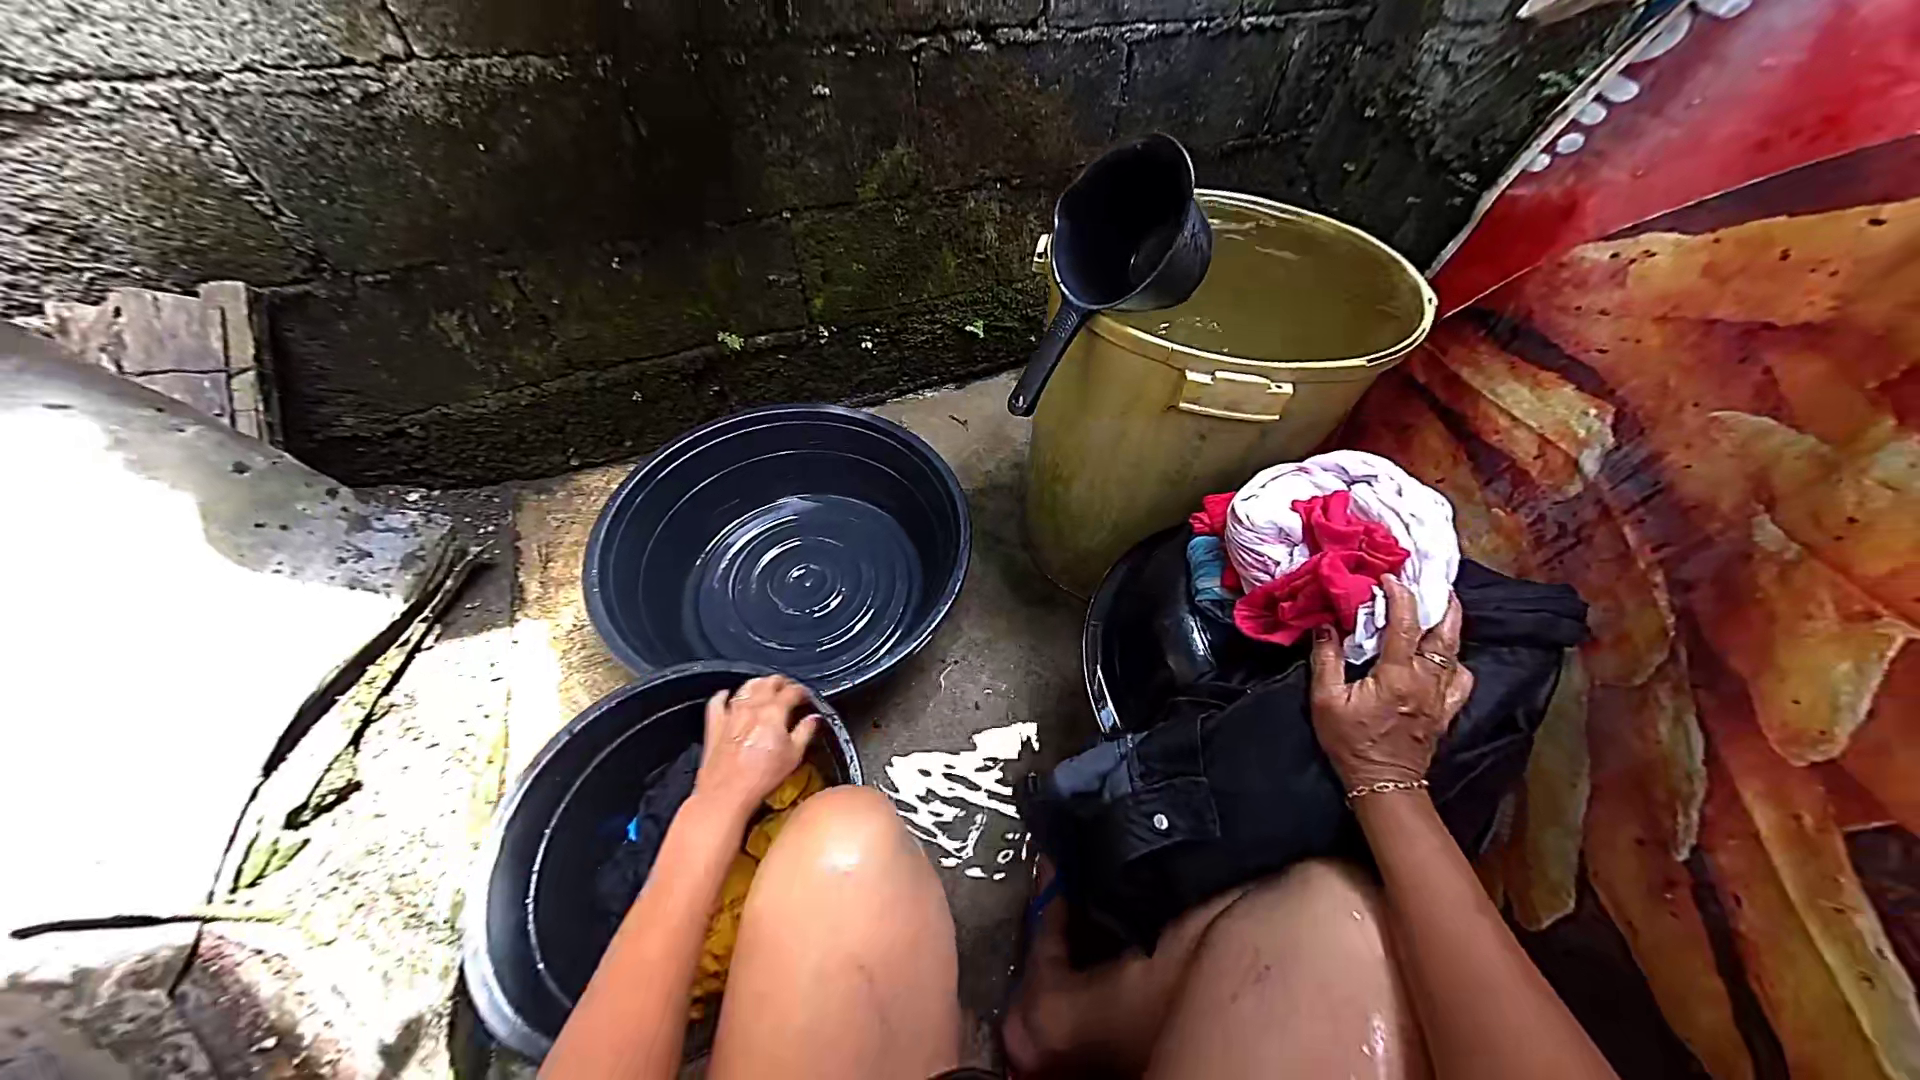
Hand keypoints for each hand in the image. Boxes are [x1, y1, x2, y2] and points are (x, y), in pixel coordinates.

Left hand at [694, 675, 819, 819]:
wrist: (726, 793)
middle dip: (781, 682)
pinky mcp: (715, 725)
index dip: (801, 691)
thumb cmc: (760, 777)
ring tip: (765, 685)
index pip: (792, 691)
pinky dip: (723, 695)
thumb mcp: (793, 756)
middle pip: (768, 683)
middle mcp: (751, 708)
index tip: (806, 695)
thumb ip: (805, 732)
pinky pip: (717, 702)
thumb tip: (813, 720)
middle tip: (788, 687)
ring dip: (758, 683)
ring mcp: (731, 714)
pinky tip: (727, 695)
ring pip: (745, 687)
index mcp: (773, 712)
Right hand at [1309, 576, 1472, 790]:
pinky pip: (1462, 680)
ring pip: (1456, 654)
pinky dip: (1457, 661)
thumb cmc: (1349, 741)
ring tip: (1442, 610)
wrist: (1382, 782)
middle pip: (1445, 635)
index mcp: (1397, 675)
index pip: (1404, 626)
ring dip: (1450, 628)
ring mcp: (1441, 697)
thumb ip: (1326, 660)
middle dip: (1443, 605)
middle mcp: (1427, 682)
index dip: (1399, 597)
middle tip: (1436, 584)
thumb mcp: (1325, 700)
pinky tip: (1446, 657)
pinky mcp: (1446, 711)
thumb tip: (1325, 626)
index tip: (1389, 578)